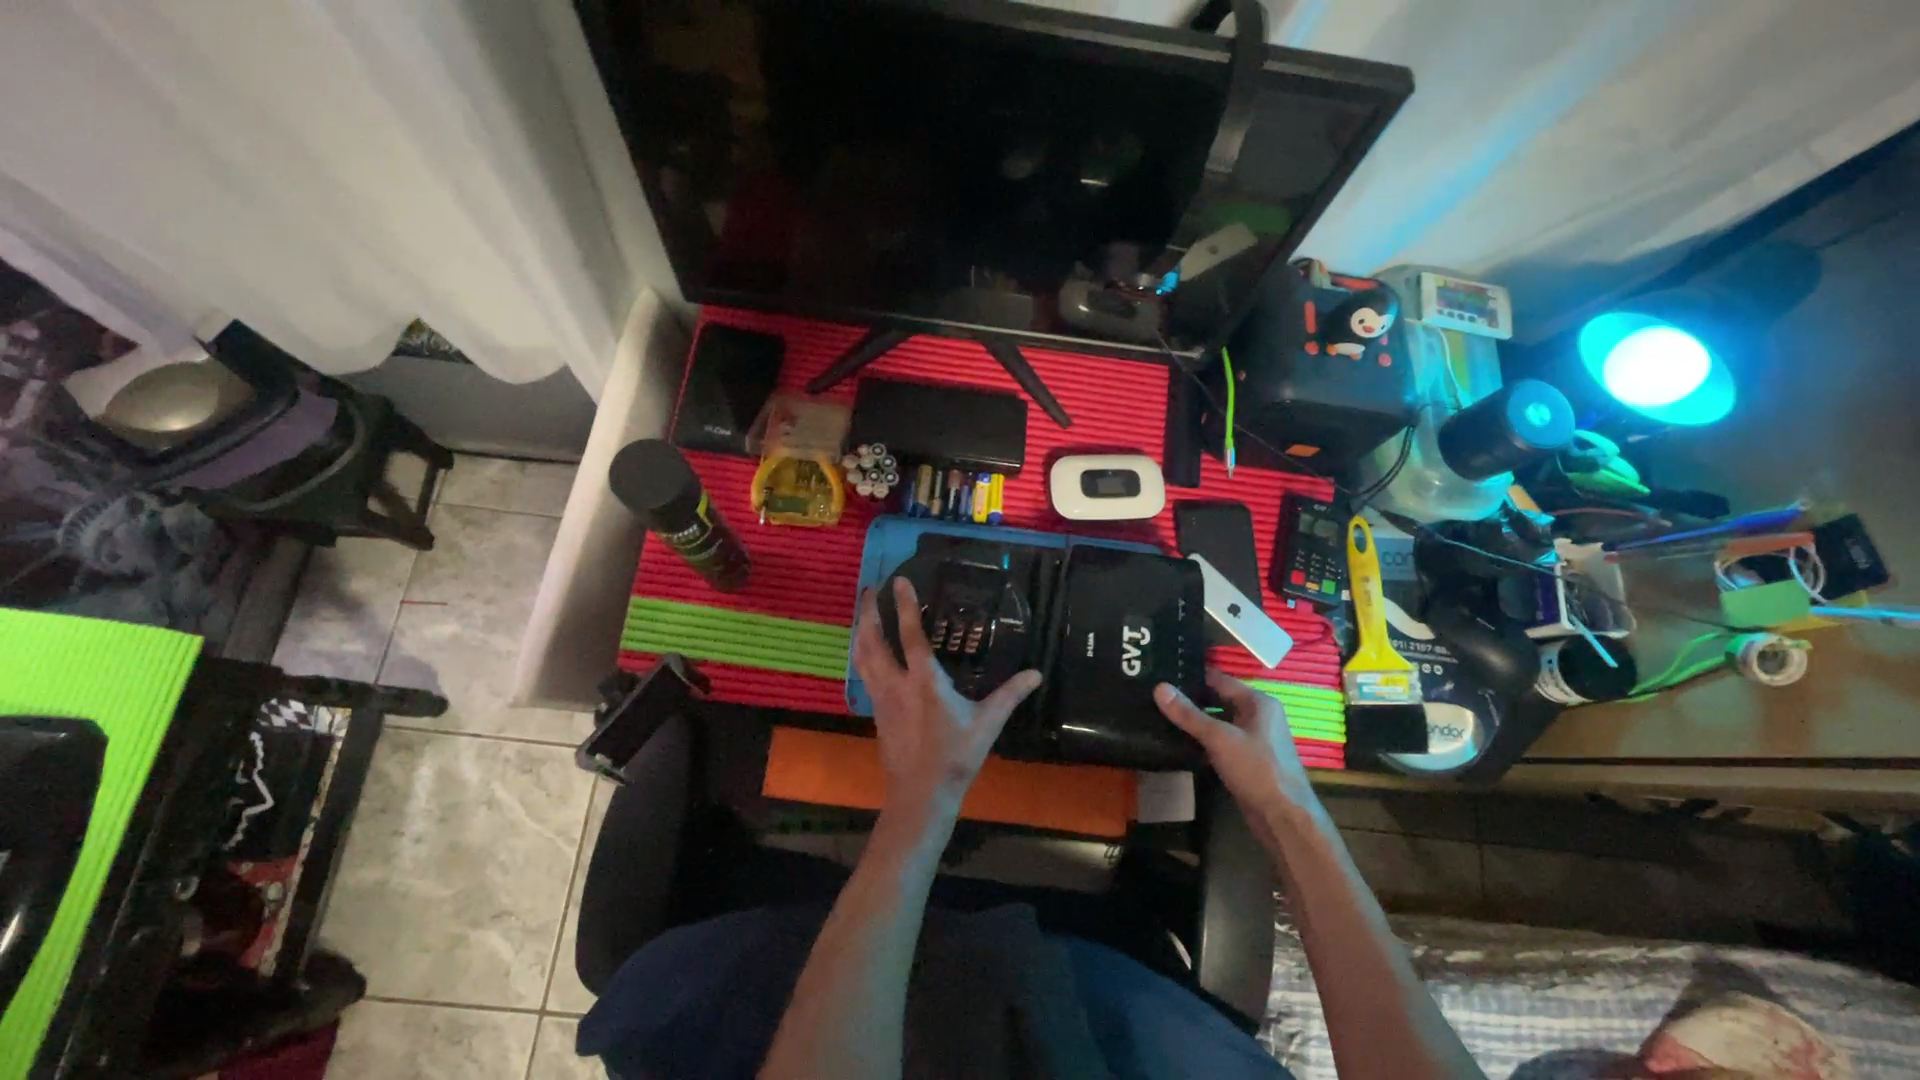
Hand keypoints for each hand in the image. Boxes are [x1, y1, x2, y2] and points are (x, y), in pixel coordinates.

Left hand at [854, 578, 1042, 823]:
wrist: (921, 794)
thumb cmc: (956, 757)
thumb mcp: (987, 724)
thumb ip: (1010, 695)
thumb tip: (1036, 673)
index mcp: (925, 682)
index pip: (911, 635)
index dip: (905, 605)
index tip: (898, 580)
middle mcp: (896, 684)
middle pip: (873, 640)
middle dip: (869, 612)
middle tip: (870, 589)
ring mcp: (881, 698)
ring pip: (862, 656)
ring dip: (861, 630)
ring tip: (862, 611)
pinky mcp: (876, 712)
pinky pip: (863, 673)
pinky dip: (862, 653)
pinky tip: (865, 651)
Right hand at [1155, 669, 1315, 820]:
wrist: (1282, 817)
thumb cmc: (1256, 769)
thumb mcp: (1219, 738)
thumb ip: (1188, 714)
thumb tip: (1159, 687)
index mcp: (1258, 702)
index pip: (1219, 679)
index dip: (1191, 676)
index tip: (1162, 674)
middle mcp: (1258, 716)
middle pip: (1218, 700)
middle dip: (1190, 699)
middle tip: (1156, 696)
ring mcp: (1254, 738)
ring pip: (1219, 722)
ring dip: (1195, 721)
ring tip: (1161, 716)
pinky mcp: (1247, 759)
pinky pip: (1221, 741)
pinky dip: (1203, 740)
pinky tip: (1179, 742)